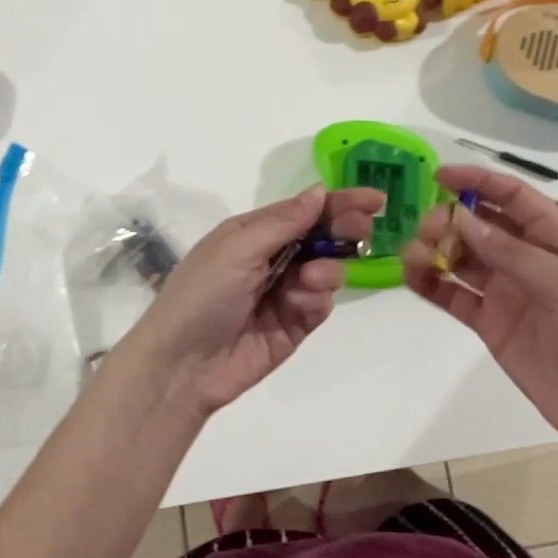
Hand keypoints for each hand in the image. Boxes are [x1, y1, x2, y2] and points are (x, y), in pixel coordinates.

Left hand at [119, 185, 385, 416]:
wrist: (182, 366)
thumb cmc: (201, 295)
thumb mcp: (237, 249)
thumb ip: (283, 222)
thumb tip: (320, 191)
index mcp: (251, 233)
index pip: (303, 211)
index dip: (337, 202)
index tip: (375, 199)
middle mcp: (270, 259)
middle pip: (320, 238)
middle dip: (343, 232)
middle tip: (363, 232)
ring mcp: (283, 294)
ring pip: (326, 271)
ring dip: (326, 269)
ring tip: (312, 279)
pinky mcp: (292, 326)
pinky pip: (319, 304)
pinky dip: (317, 300)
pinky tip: (302, 304)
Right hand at [400, 166, 557, 452]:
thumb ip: (512, 253)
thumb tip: (462, 219)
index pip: (514, 198)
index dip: (478, 182)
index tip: (439, 175)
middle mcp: (531, 259)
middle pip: (482, 226)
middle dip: (450, 220)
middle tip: (426, 232)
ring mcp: (510, 292)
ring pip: (463, 259)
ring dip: (436, 251)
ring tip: (413, 256)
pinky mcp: (492, 325)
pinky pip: (456, 296)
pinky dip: (432, 284)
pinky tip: (411, 278)